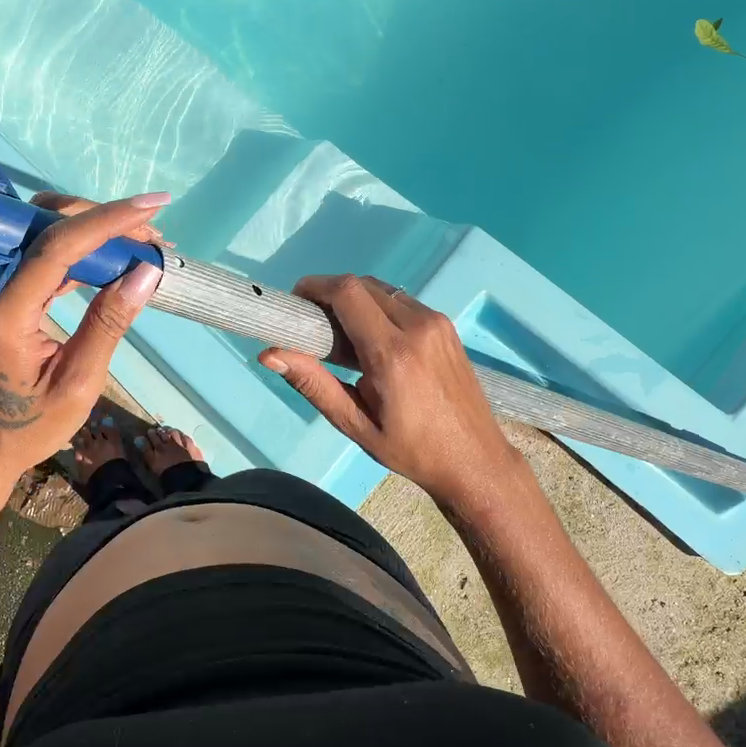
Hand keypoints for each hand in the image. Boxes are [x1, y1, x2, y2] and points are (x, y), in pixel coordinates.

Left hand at [0, 192, 166, 490]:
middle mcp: (3, 289)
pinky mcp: (18, 292)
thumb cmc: (31, 425)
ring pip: (51, 232)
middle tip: (155, 233)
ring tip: (145, 241)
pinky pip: (53, 253)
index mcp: (11, 311)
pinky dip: (88, 247)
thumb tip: (144, 272)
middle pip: (50, 225)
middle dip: (104, 218)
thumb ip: (108, 325)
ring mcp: (8, 288)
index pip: (58, 246)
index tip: (152, 206)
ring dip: (98, 228)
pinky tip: (120, 257)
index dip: (106, 220)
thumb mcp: (79, 383)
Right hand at [257, 275, 522, 510]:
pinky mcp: (446, 326)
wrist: (476, 462)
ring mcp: (437, 323)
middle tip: (311, 324)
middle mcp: (418, 327)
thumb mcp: (355, 424)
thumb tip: (269, 355)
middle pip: (361, 284)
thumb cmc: (411, 450)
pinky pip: (400, 301)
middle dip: (329, 293)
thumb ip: (313, 384)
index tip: (294, 303)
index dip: (315, 287)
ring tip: (339, 335)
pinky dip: (376, 308)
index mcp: (393, 353)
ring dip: (353, 300)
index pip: (347, 292)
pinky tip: (369, 340)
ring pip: (381, 290)